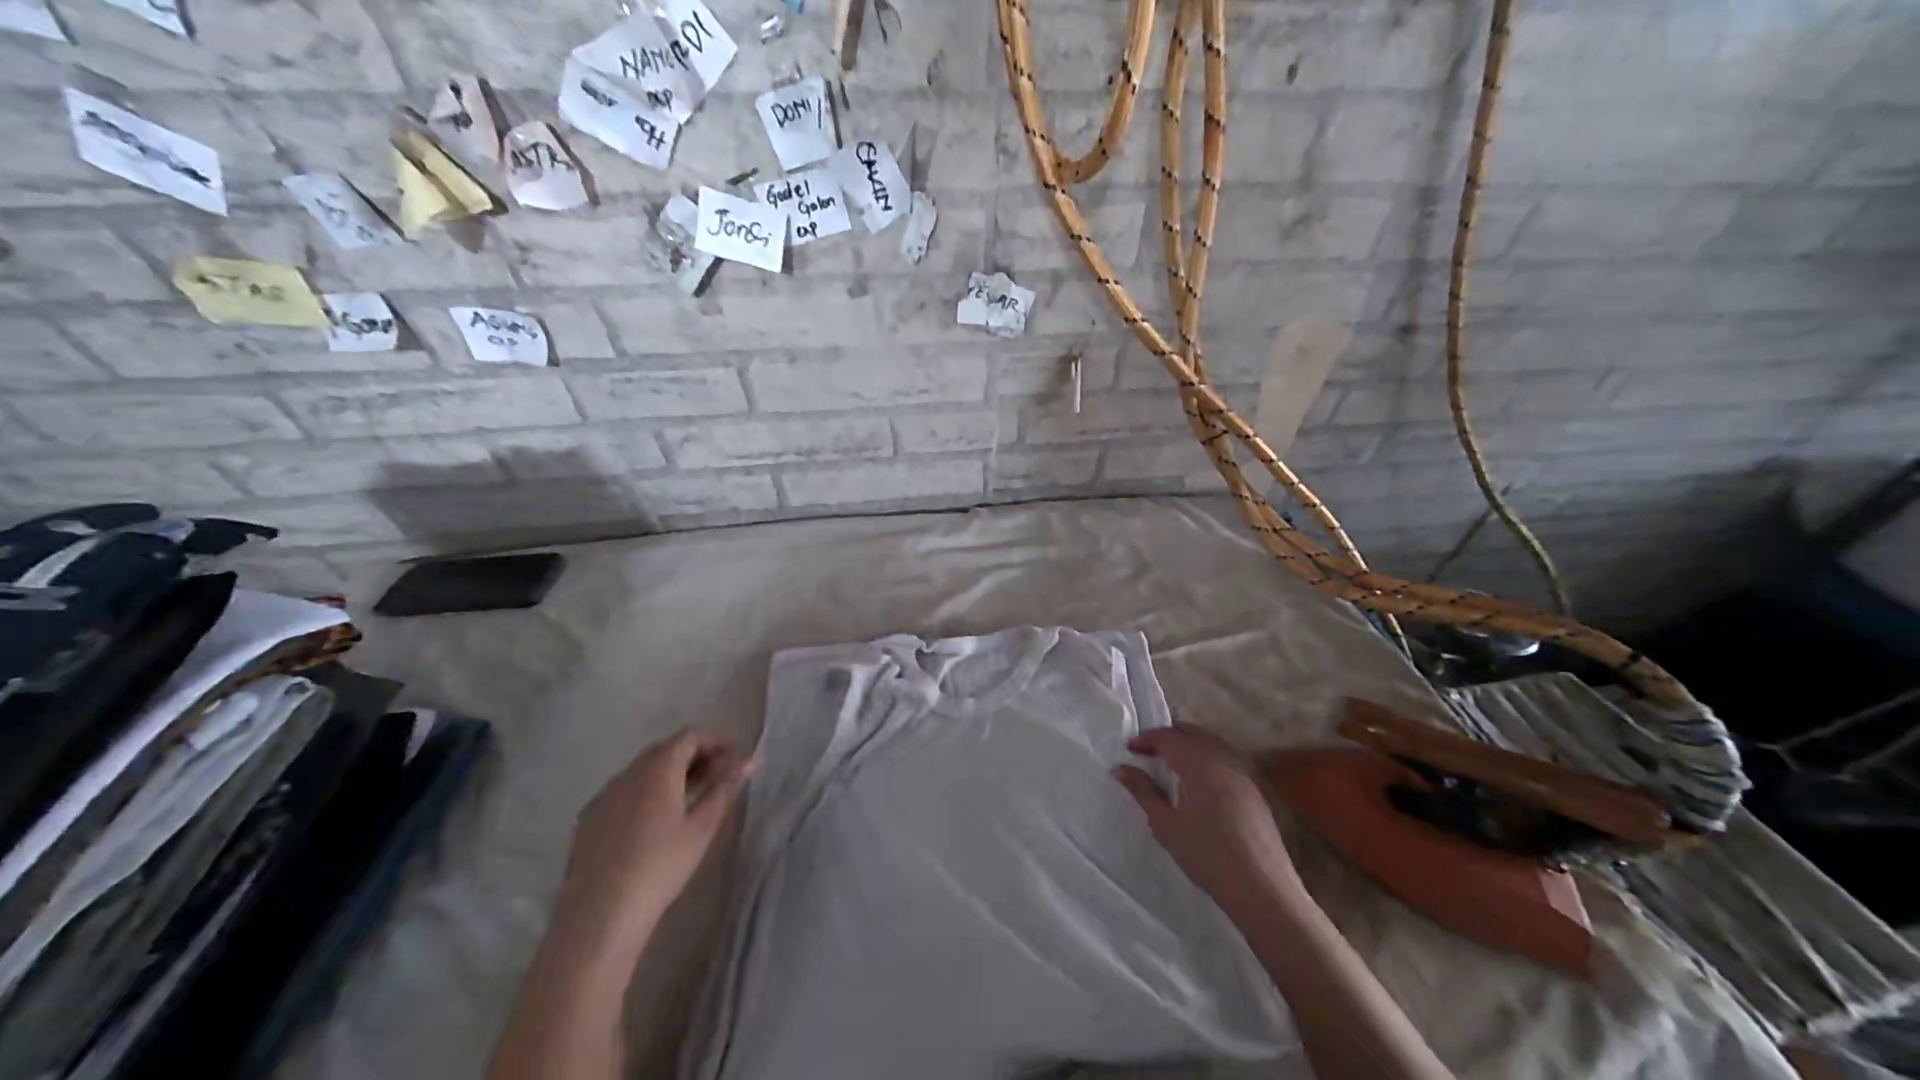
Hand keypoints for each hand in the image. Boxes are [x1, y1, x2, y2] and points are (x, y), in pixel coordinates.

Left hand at [556, 729, 754, 953]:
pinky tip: (657, 821)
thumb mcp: (703, 826)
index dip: (716, 741)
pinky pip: (625, 792)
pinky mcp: (589, 819)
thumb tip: (750, 760)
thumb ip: (726, 787)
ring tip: (693, 797)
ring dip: (671, 774)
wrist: (600, 914)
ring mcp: (603, 795)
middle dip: (696, 756)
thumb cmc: (661, 865)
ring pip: (643, 771)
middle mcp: (627, 773)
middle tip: (720, 776)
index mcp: (657, 768)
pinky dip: (647, 792)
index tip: (736, 758)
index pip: (689, 737)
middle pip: (665, 750)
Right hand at [1115, 723, 1305, 919]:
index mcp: (1201, 765)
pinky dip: (1207, 759)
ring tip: (1171, 763)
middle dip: (1169, 737)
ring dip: (1190, 746)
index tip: (1129, 748)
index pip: (1170, 738)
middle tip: (1148, 751)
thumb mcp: (1167, 825)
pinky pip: (1227, 760)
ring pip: (1213, 744)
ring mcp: (1245, 776)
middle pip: (1194, 734)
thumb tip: (1120, 769)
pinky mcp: (1256, 792)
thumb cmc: (1207, 855)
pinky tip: (1200, 782)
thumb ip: (1143, 792)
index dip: (1147, 738)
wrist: (1262, 889)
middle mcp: (1225, 761)